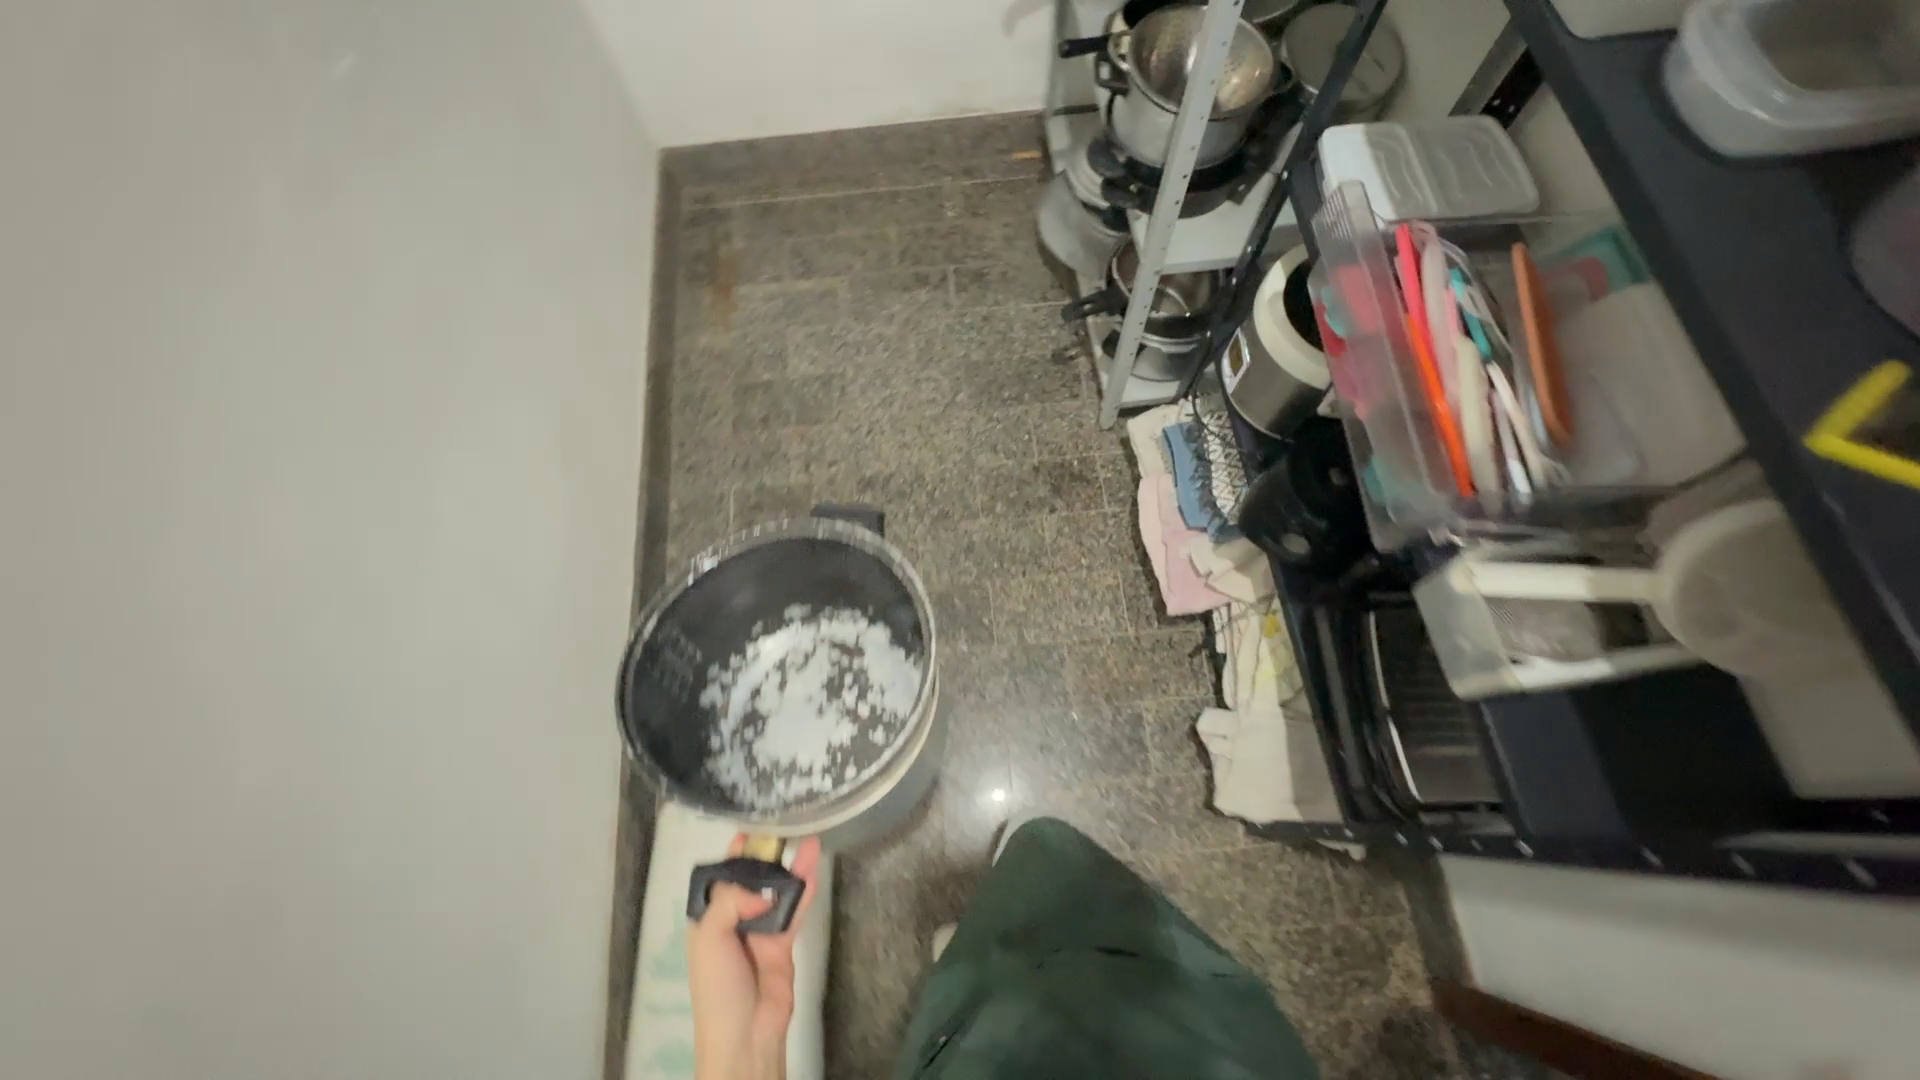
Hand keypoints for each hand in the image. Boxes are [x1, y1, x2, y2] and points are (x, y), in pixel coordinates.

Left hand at [687, 835, 822, 1079]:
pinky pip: (795, 910)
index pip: (721, 878)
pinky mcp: (784, 941)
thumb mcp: (710, 938)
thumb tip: (762, 887)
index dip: (734, 855)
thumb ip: (731, 901)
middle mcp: (734, 918)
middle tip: (786, 827)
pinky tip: (814, 869)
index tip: (751, 828)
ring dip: (792, 868)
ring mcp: (761, 929)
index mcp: (709, 917)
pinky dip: (804, 890)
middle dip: (768, 856)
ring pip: (778, 891)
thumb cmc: (717, 986)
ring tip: (810, 841)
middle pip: (753, 880)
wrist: (745, 1034)